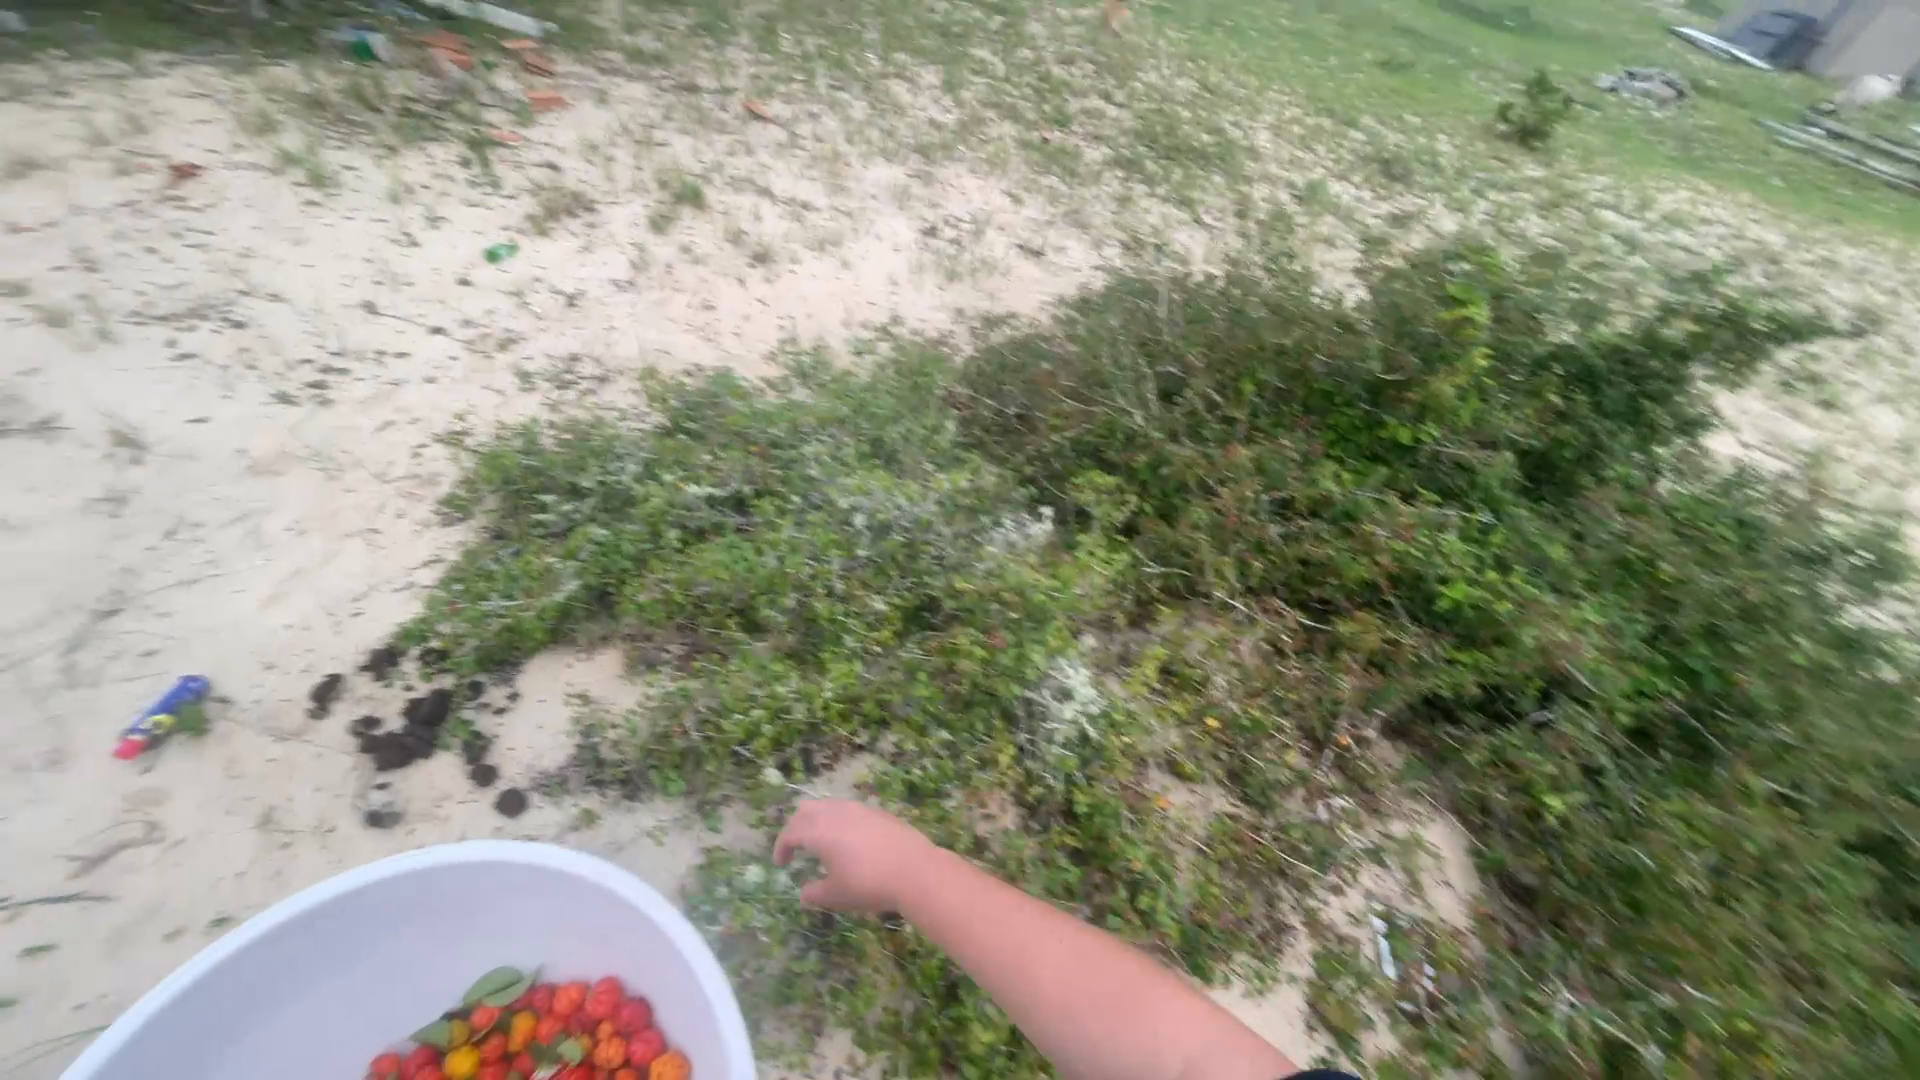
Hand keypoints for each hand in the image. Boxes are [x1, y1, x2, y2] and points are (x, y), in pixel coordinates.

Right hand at [773, 799, 937, 913]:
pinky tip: (847, 839)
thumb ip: (815, 893)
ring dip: (818, 820)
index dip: (782, 847)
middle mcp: (836, 813)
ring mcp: (858, 808)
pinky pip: (848, 809)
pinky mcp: (877, 811)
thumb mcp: (836, 896)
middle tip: (795, 847)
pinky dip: (838, 820)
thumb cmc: (868, 884)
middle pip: (806, 810)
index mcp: (819, 831)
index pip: (791, 832)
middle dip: (796, 827)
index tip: (781, 864)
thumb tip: (804, 893)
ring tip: (820, 842)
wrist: (914, 869)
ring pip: (828, 805)